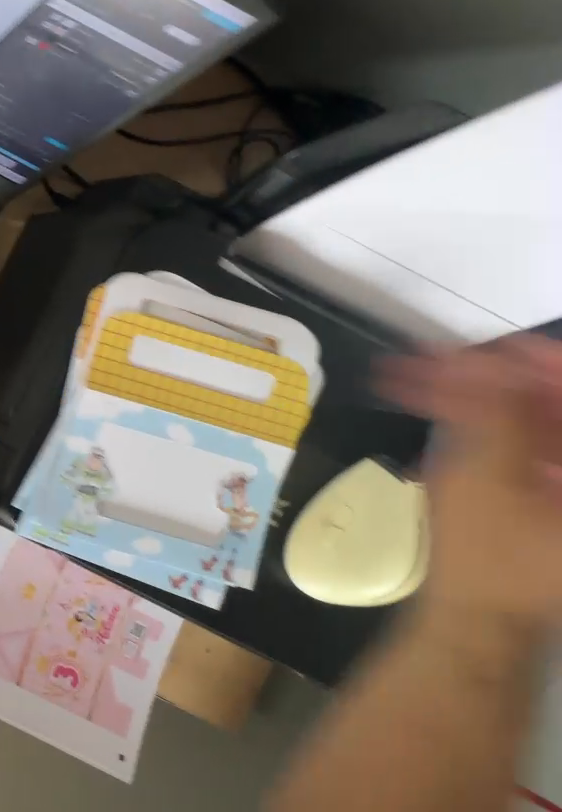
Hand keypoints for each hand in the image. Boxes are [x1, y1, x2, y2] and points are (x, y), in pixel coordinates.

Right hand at [382, 336, 561, 631]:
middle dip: (499, 381)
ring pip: (543, 429)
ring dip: (484, 401)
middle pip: (558, 413)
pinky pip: (536, 451)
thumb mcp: (484, 480)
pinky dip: (492, 430)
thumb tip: (483, 359)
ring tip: (418, 384)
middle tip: (435, 362)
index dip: (546, 369)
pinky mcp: (558, 500)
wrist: (480, 619)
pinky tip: (443, 420)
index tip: (490, 347)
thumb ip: (492, 414)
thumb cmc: (487, 556)